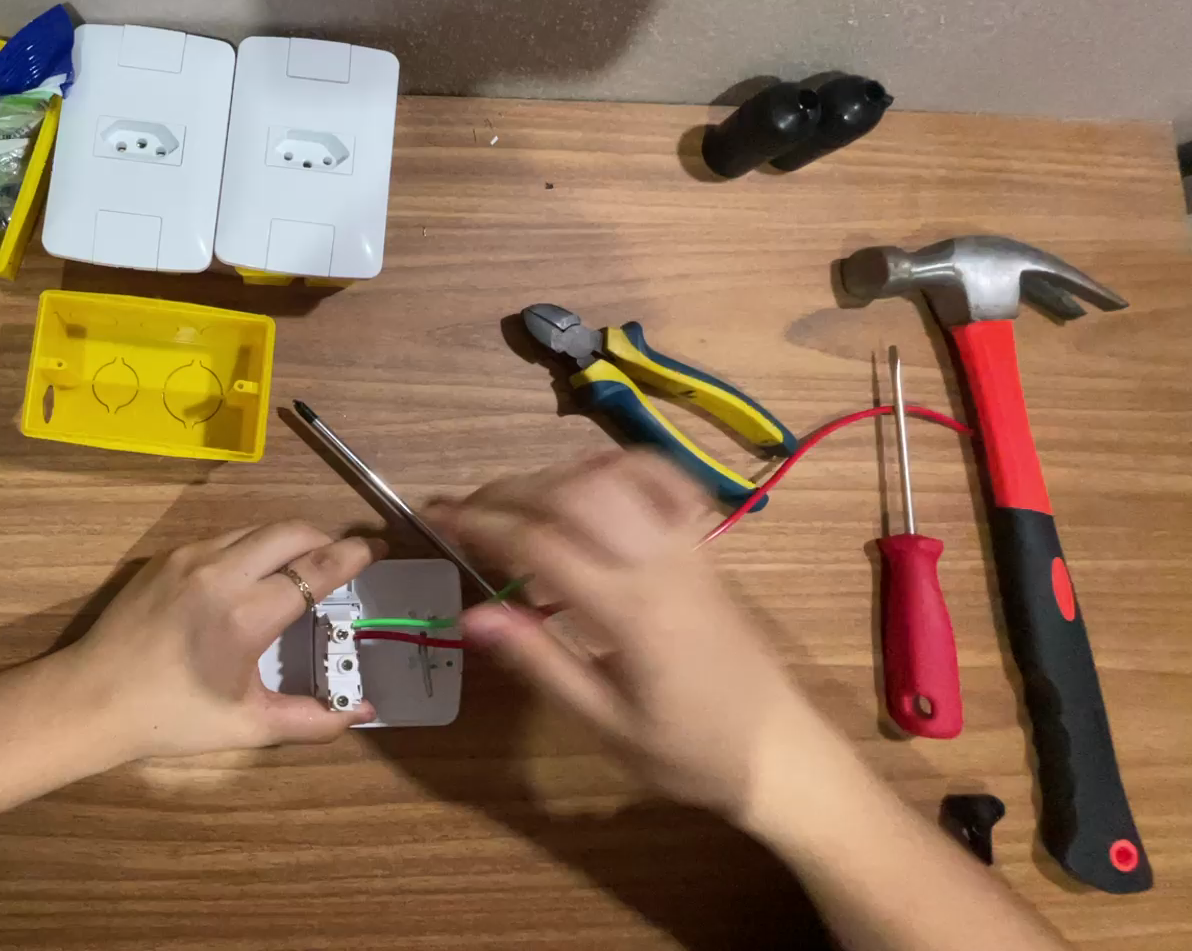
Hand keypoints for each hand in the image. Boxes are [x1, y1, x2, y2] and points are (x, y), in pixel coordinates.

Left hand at [71, 522, 382, 759]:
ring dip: (286, 540)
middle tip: (341, 557)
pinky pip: (223, 538)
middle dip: (323, 537)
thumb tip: (362, 712)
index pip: (315, 569)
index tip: (378, 547)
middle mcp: (221, 572)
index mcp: (246, 615)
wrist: (93, 697)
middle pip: (290, 531)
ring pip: (255, 529)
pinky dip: (250, 547)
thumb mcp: (247, 725)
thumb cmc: (172, 717)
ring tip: (299, 564)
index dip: (353, 555)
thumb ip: (312, 719)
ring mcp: (190, 557)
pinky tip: (249, 575)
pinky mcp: (167, 555)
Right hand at [426, 452, 835, 825]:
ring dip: (546, 477)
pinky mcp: (700, 542)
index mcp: (631, 611)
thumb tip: (470, 615)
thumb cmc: (689, 751)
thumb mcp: (606, 723)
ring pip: (609, 476)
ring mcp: (686, 545)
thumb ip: (537, 661)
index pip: (539, 543)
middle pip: (569, 494)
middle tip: (461, 511)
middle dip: (503, 492)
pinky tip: (581, 481)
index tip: (435, 518)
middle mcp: (659, 562)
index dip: (479, 523)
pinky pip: (658, 479)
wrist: (785, 754)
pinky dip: (610, 466)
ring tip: (509, 503)